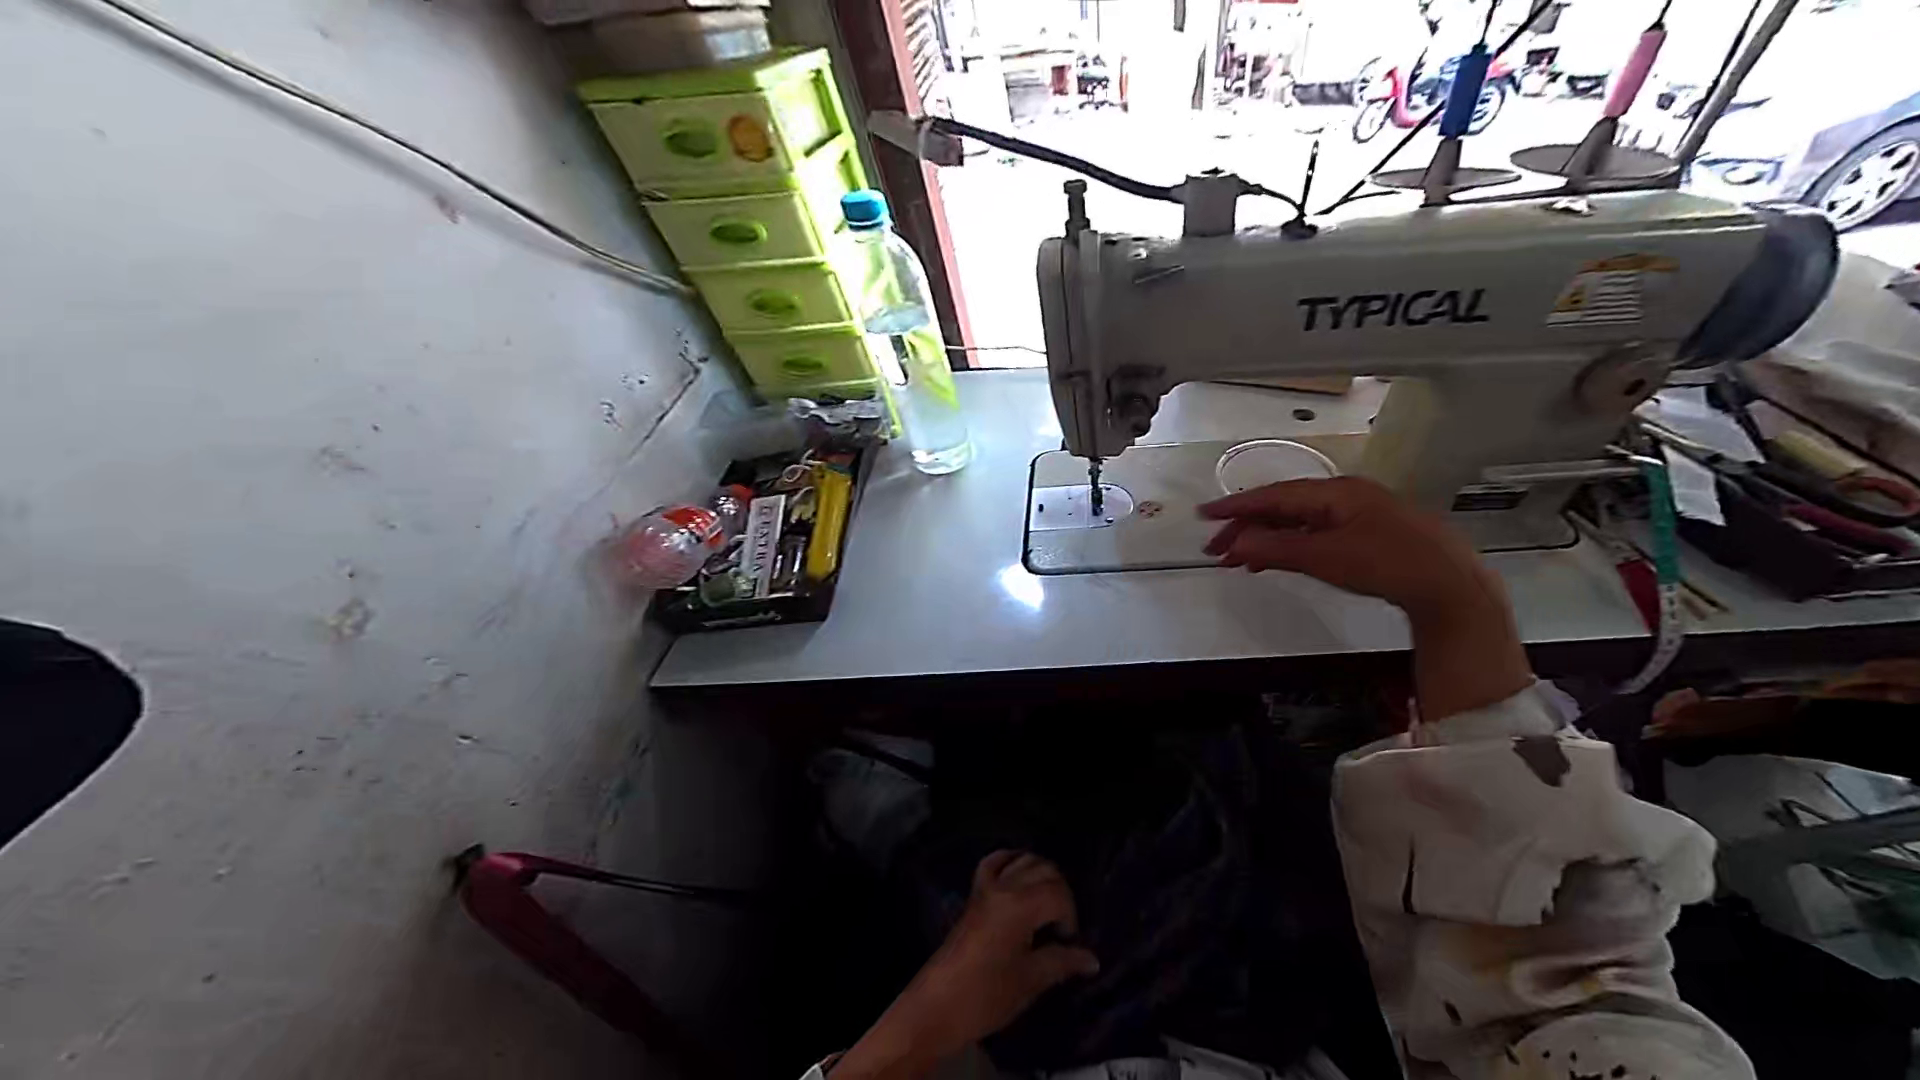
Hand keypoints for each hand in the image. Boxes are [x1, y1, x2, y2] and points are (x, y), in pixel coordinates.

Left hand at [831, 852, 1098, 1079]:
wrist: (938, 1005)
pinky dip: (1011, 861)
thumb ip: (1062, 962)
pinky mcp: (973, 894)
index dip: (1070, 916)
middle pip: (1044, 870)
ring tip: (1048, 907)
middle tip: (1061, 927)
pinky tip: (1021, 876)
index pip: (1059, 893)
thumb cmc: (986, 997)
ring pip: (1022, 860)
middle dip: (1061, 893)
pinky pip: (994, 863)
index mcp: (1019, 907)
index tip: (1069, 943)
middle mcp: (1003, 887)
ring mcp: (985, 888)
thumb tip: (1091, 958)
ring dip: (1041, 875)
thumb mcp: (1030, 982)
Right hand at [1200, 477, 1531, 719]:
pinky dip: (1289, 546)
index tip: (1205, 515)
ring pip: (1298, 522)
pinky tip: (1275, 561)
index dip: (1236, 506)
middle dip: (1247, 527)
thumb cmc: (1388, 565)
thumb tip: (1234, 545)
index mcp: (1334, 493)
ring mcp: (1358, 515)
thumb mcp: (1325, 558)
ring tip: (1237, 560)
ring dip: (1266, 539)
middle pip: (1283, 507)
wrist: (1452, 588)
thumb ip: (1275, 550)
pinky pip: (1315, 533)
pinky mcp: (1367, 535)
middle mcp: (1344, 497)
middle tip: (1217, 550)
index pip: (1273, 496)